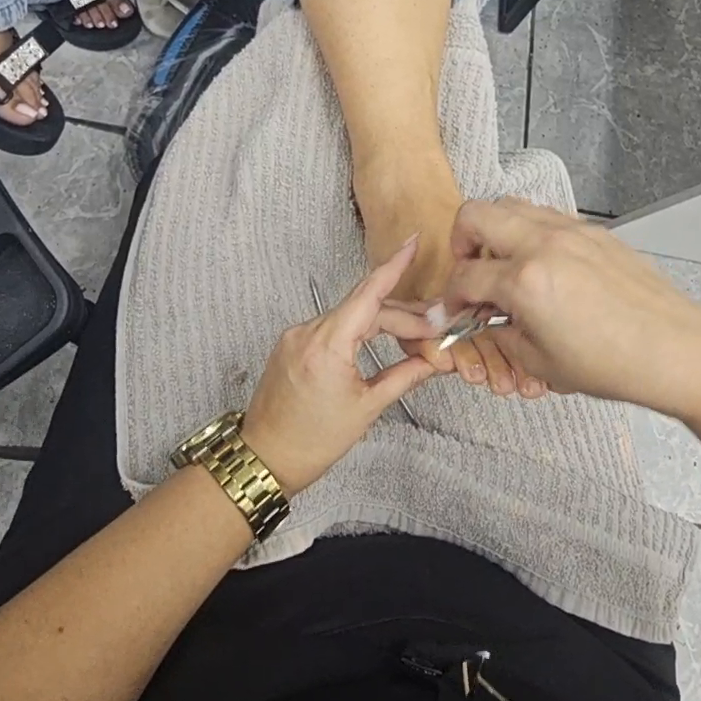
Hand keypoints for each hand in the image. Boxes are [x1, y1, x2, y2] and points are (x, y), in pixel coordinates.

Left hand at [241, 238, 441, 492]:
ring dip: (383, 321)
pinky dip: (360, 330)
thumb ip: (404, 376)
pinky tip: (381, 338)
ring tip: (415, 335)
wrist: (264, 458)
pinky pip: (333, 326)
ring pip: (350, 316)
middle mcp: (307, 331)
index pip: (368, 295)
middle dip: (404, 316)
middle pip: (366, 308)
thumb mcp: (367, 408)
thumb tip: (434, 360)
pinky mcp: (292, 343)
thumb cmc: (311, 442)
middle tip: (436, 329)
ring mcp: (296, 335)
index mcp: (326, 345)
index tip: (412, 243)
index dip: (394, 266)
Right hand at [438, 200, 700, 417]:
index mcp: (526, 281)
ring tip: (502, 264)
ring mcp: (571, 232)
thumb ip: (501, 335)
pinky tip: (540, 265)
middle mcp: (544, 244)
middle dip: (461, 243)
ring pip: (510, 205)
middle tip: (469, 270)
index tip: (453, 309)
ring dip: (494, 230)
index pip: (465, 276)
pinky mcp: (594, 232)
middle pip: (475, 215)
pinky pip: (545, 215)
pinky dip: (529, 231)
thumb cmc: (616, 364)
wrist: (677, 352)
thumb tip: (485, 321)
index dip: (450, 297)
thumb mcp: (541, 363)